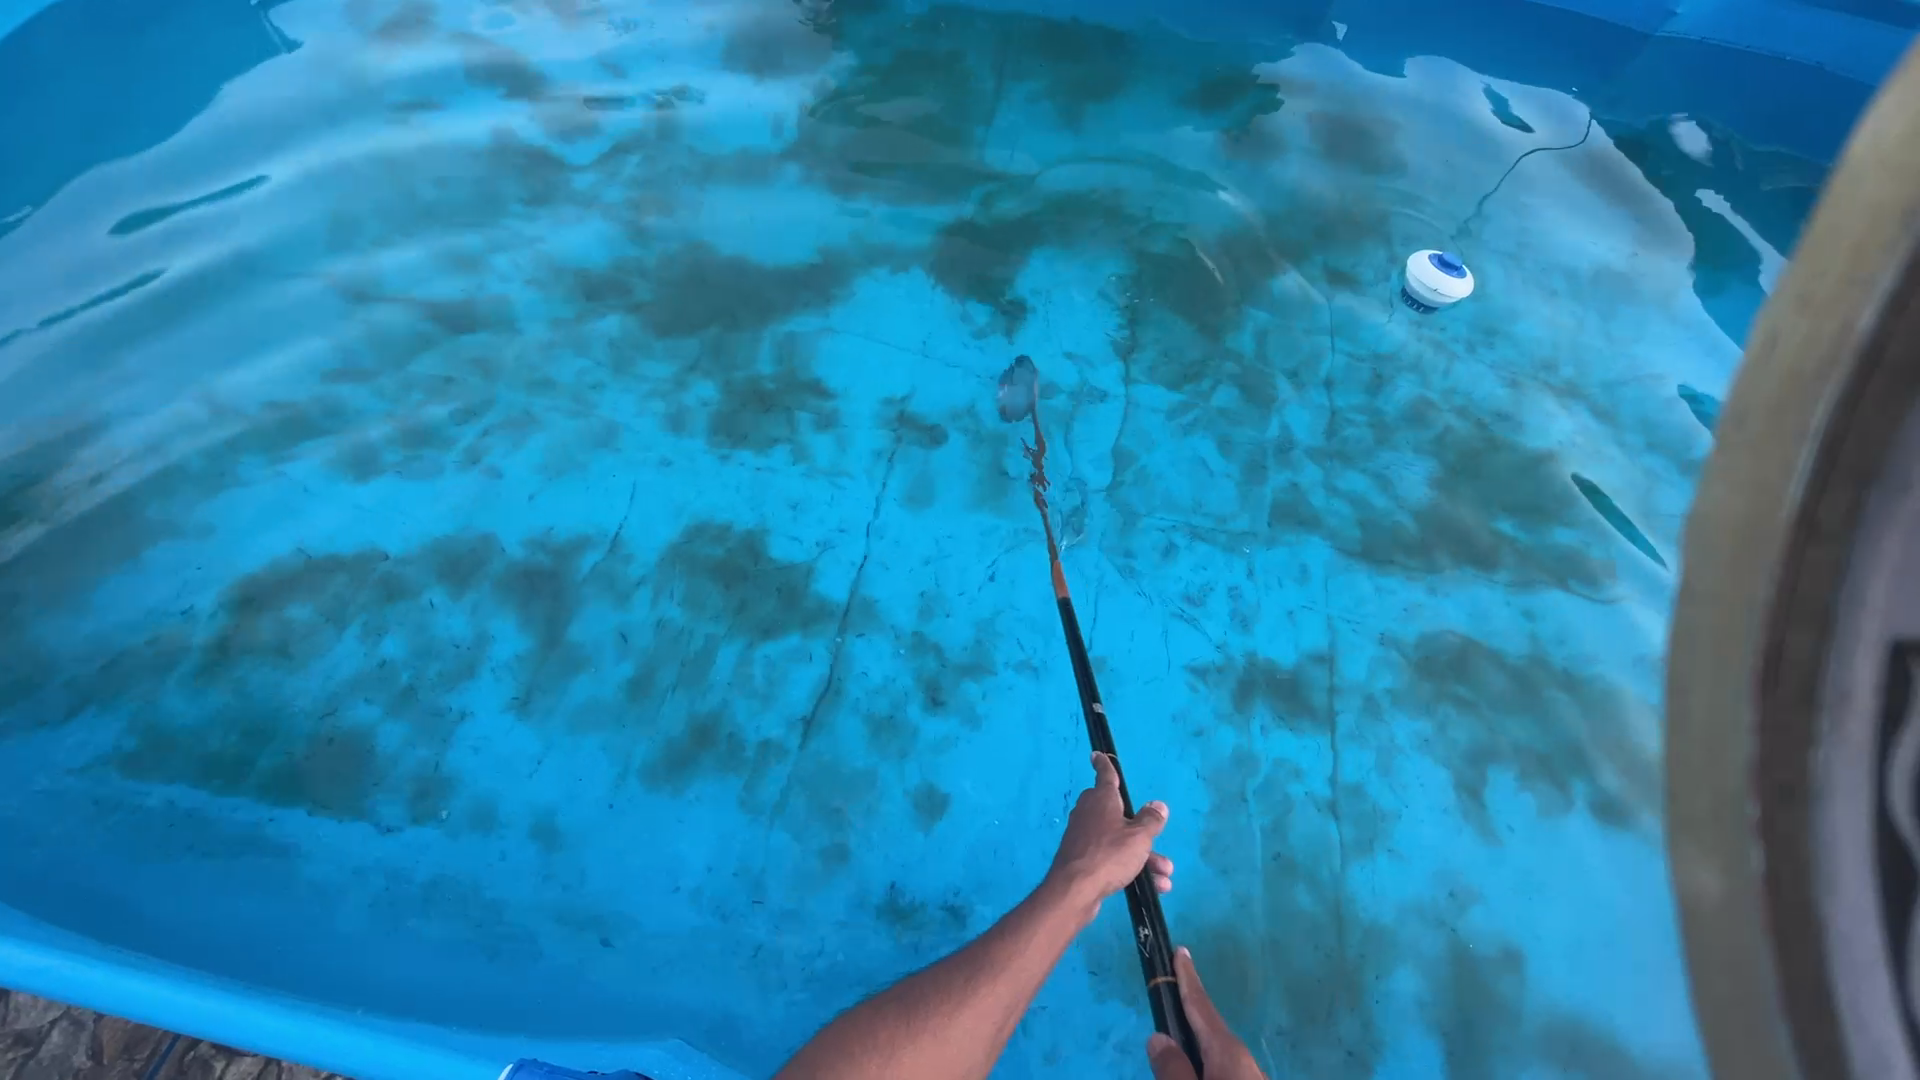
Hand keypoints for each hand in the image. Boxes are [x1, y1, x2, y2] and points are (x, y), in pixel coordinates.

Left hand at [1043, 752, 1172, 920]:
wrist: (1076, 889)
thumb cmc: (1109, 854)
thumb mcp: (1139, 837)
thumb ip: (1150, 820)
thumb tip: (1157, 805)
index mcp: (1101, 799)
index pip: (1105, 775)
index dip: (1104, 764)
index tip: (1097, 754)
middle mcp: (1090, 812)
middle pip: (1119, 813)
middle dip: (1142, 830)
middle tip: (1157, 841)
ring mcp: (1085, 835)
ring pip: (1120, 840)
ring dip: (1144, 856)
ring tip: (1165, 875)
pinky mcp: (1083, 858)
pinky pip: (1113, 857)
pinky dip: (1131, 867)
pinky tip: (1154, 886)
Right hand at [1146, 948, 1267, 1079]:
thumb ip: (1173, 1068)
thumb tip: (1158, 1038)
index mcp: (1228, 1051)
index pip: (1201, 1004)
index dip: (1187, 977)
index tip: (1181, 950)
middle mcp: (1246, 1059)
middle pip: (1209, 1028)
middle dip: (1188, 1011)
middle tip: (1167, 997)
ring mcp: (1254, 1077)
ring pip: (1219, 1052)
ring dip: (1197, 1043)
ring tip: (1177, 1044)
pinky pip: (1226, 1068)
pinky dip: (1209, 1061)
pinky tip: (1200, 1070)